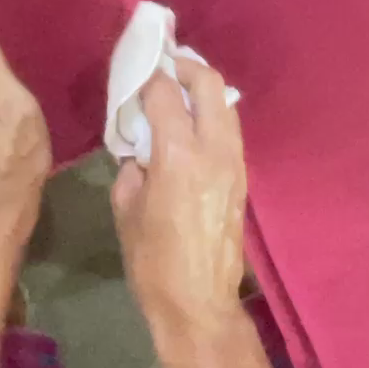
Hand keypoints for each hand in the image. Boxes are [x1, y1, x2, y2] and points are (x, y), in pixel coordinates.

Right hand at [110, 55, 249, 366]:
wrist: (198, 303)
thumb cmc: (152, 260)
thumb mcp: (126, 210)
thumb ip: (131, 170)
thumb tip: (139, 154)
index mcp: (178, 155)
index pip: (165, 94)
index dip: (149, 76)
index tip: (137, 71)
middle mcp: (213, 149)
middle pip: (209, 84)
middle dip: (186, 66)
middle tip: (165, 65)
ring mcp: (234, 162)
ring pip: (226, 104)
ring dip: (203, 89)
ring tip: (179, 90)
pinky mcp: (242, 178)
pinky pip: (229, 130)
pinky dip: (212, 115)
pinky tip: (192, 124)